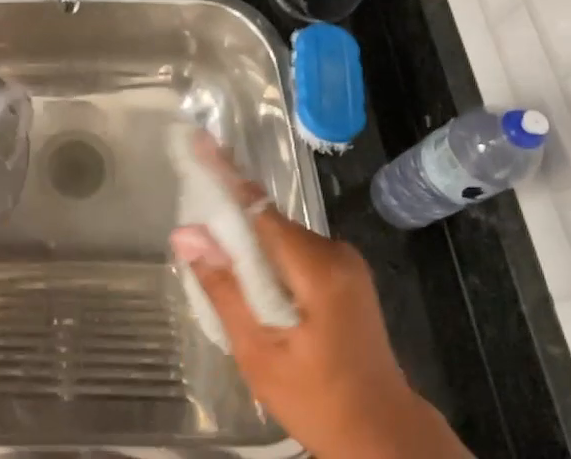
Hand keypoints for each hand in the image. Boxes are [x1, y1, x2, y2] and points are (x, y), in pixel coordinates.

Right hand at [170, 139, 468, 458]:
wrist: (384, 437)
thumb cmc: (318, 399)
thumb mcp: (259, 352)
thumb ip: (223, 289)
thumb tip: (186, 235)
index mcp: (317, 268)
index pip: (259, 208)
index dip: (225, 174)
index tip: (198, 141)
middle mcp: (336, 253)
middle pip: (268, 221)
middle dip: (229, 217)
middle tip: (189, 225)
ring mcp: (345, 263)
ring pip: (280, 237)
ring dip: (247, 243)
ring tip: (211, 260)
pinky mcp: (346, 276)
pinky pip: (294, 251)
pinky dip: (267, 258)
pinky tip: (248, 283)